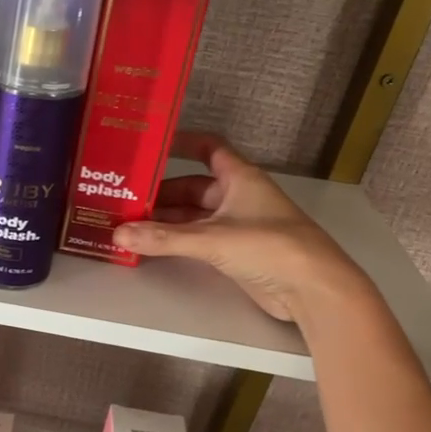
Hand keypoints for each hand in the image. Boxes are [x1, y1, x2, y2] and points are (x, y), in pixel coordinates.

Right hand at [113, 132, 373, 323]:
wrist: (312, 289)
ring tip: (128, 222)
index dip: (182, 143)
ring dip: (165, 218)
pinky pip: (198, 238)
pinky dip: (176, 239)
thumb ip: (164, 238)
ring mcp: (237, 224)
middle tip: (124, 198)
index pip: (208, 148)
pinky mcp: (236, 251)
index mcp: (239, 178)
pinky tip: (151, 244)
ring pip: (193, 214)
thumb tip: (119, 235)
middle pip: (192, 186)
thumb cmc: (270, 247)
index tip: (150, 145)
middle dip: (160, 192)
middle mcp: (237, 196)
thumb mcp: (212, 238)